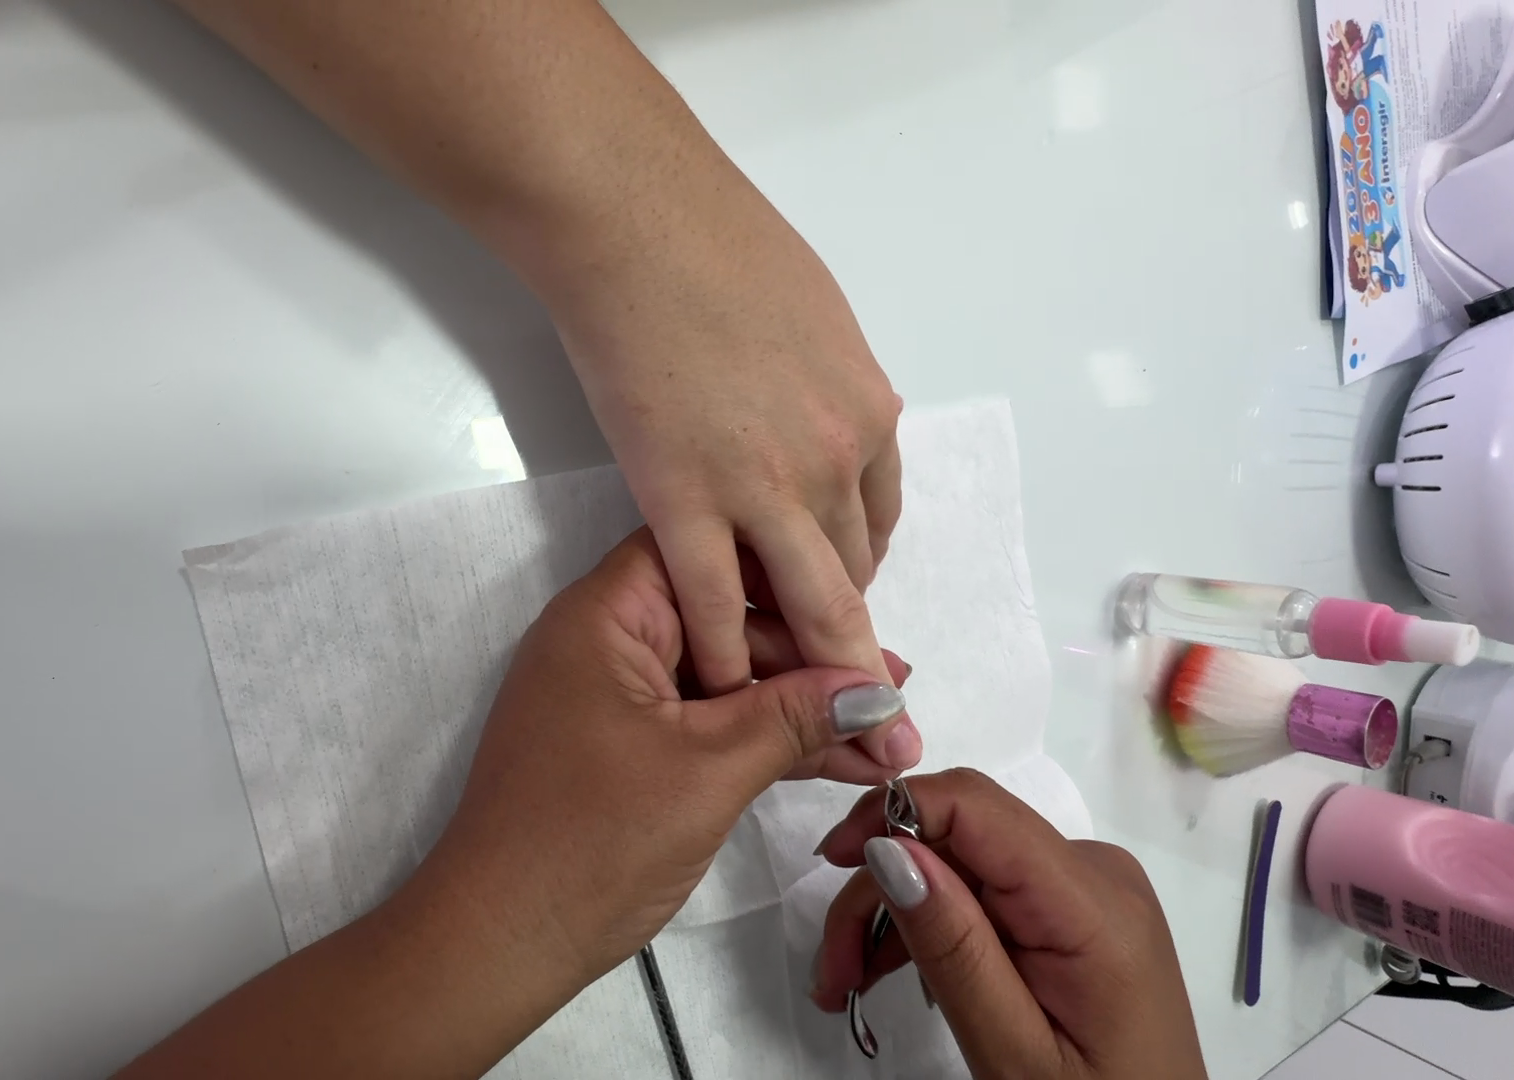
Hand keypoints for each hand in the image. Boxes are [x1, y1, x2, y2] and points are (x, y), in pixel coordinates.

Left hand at [418, 528, 911, 986]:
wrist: (501, 941)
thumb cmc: (593, 840)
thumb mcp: (707, 771)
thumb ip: (795, 719)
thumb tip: (882, 690)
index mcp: (609, 612)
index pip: (706, 554)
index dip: (783, 570)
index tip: (857, 600)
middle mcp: (612, 636)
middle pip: (726, 621)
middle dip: (811, 664)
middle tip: (897, 694)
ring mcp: (623, 691)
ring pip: (726, 678)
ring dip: (798, 710)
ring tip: (888, 736)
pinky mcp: (634, 739)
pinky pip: (708, 718)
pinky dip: (762, 738)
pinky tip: (838, 759)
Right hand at [540, 201, 911, 781]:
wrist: (637, 222)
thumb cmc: (719, 249)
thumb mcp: (810, 313)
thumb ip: (825, 383)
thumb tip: (814, 416)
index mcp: (866, 411)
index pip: (876, 520)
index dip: (854, 570)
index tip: (831, 596)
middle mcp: (835, 459)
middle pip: (853, 573)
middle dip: (854, 644)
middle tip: (855, 698)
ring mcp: (764, 486)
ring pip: (806, 601)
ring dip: (806, 666)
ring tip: (802, 718)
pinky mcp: (684, 499)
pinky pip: (714, 601)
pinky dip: (726, 658)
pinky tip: (722, 693)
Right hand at [809, 769, 1206, 1079]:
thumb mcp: (1015, 1055)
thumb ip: (953, 948)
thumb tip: (886, 846)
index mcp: (1092, 902)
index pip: (973, 805)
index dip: (890, 811)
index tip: (829, 862)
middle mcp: (1089, 869)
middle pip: (951, 836)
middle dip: (878, 887)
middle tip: (832, 967)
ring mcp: (1078, 884)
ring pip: (950, 862)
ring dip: (889, 912)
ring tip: (846, 981)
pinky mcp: (1062, 904)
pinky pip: (972, 888)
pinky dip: (923, 922)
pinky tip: (884, 969)